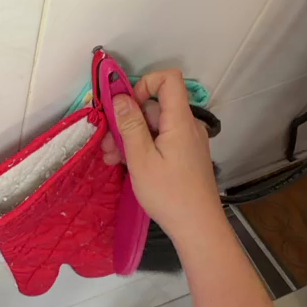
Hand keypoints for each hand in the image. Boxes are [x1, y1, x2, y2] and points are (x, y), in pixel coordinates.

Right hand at [104, 70, 224, 240]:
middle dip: (127, 120)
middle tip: (108, 146)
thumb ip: (130, 125)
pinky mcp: (185, 156)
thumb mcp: (141, 159)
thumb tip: (120, 97)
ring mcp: (187, 141)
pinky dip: (143, 148)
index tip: (126, 107)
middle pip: (155, 106)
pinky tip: (127, 165)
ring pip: (154, 126)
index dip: (144, 84)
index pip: (168, 79)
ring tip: (113, 160)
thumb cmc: (169, 194)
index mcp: (179, 121)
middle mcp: (187, 126)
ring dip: (131, 137)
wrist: (197, 226)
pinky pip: (161, 141)